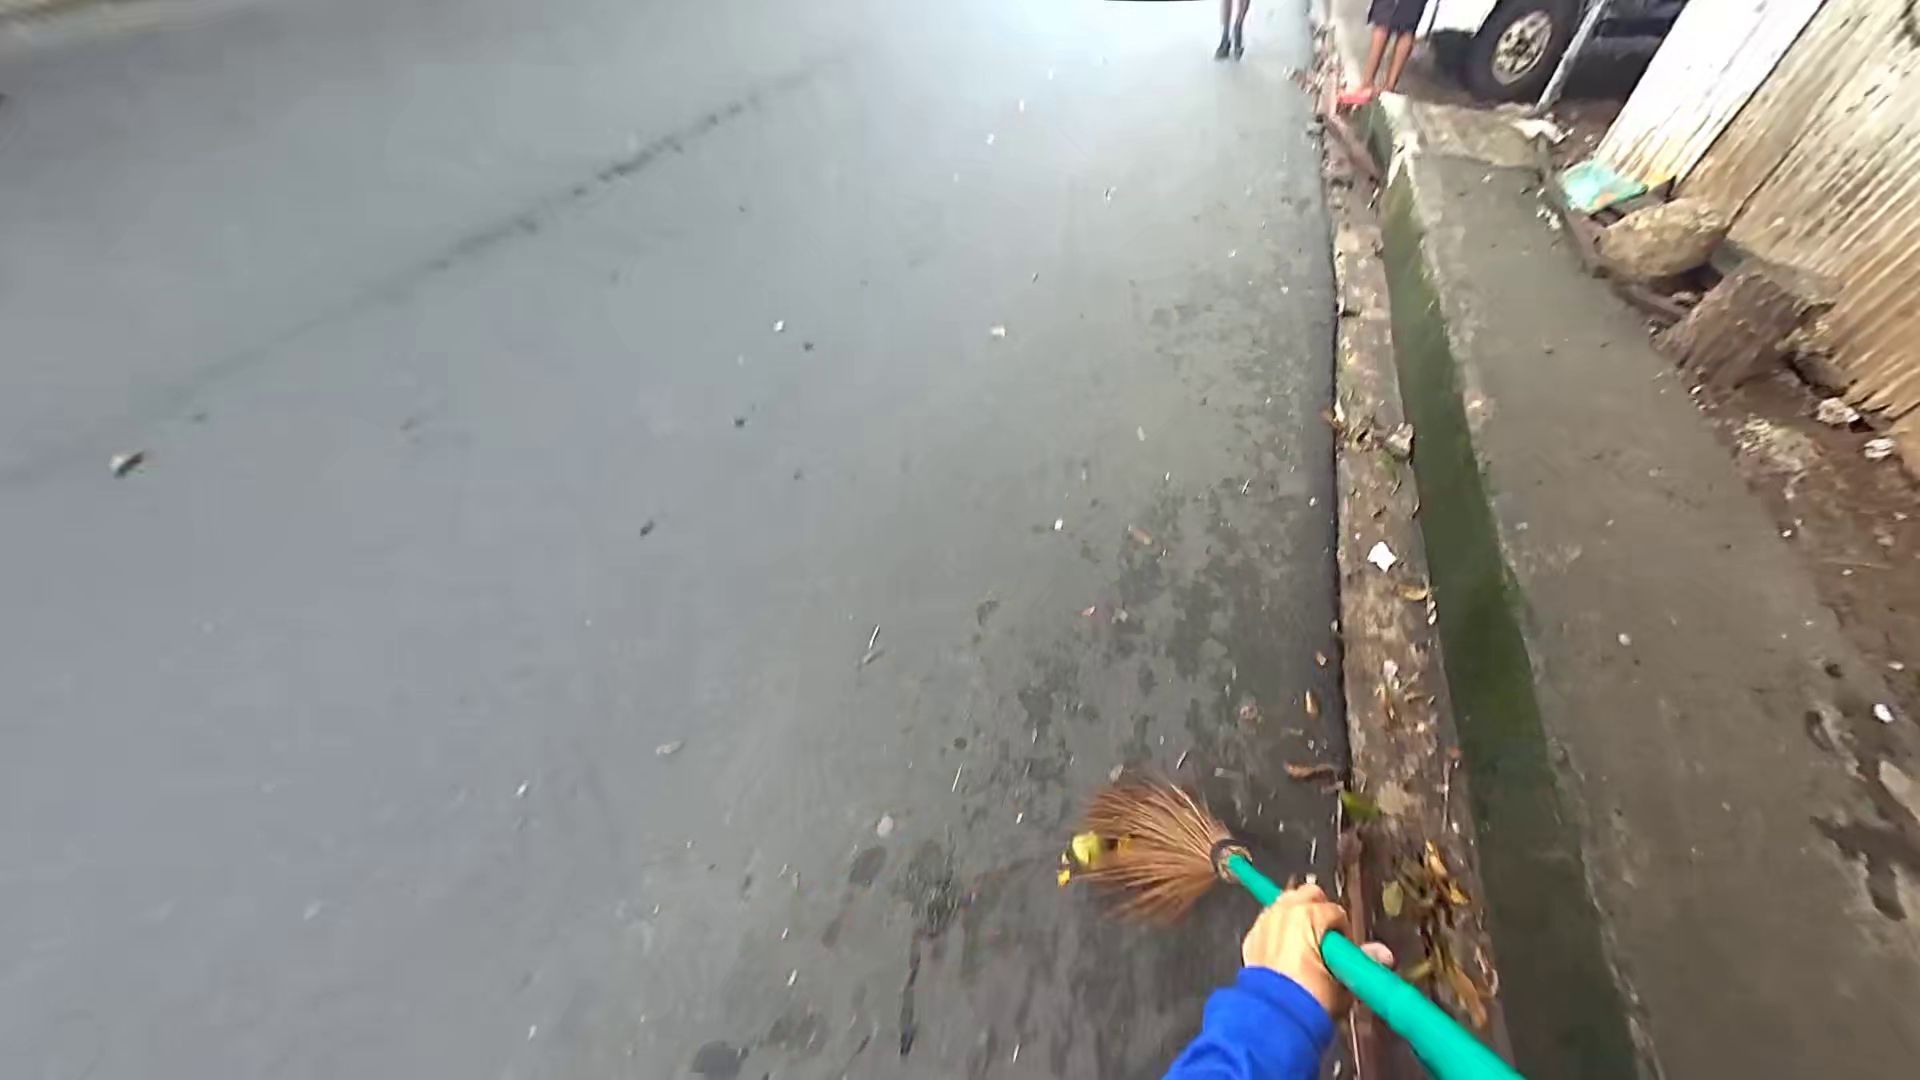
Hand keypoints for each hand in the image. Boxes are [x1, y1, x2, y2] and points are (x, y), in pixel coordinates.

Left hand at [1241, 883, 1394, 1014]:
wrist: (1277, 1012)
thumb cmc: (1312, 997)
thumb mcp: (1344, 980)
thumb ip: (1362, 961)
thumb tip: (1383, 953)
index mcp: (1308, 915)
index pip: (1335, 911)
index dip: (1345, 931)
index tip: (1346, 949)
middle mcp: (1284, 909)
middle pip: (1307, 894)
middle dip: (1320, 910)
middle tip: (1329, 938)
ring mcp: (1265, 918)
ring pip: (1285, 903)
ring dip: (1298, 915)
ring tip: (1309, 944)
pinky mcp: (1253, 932)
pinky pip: (1270, 920)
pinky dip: (1279, 928)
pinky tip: (1288, 951)